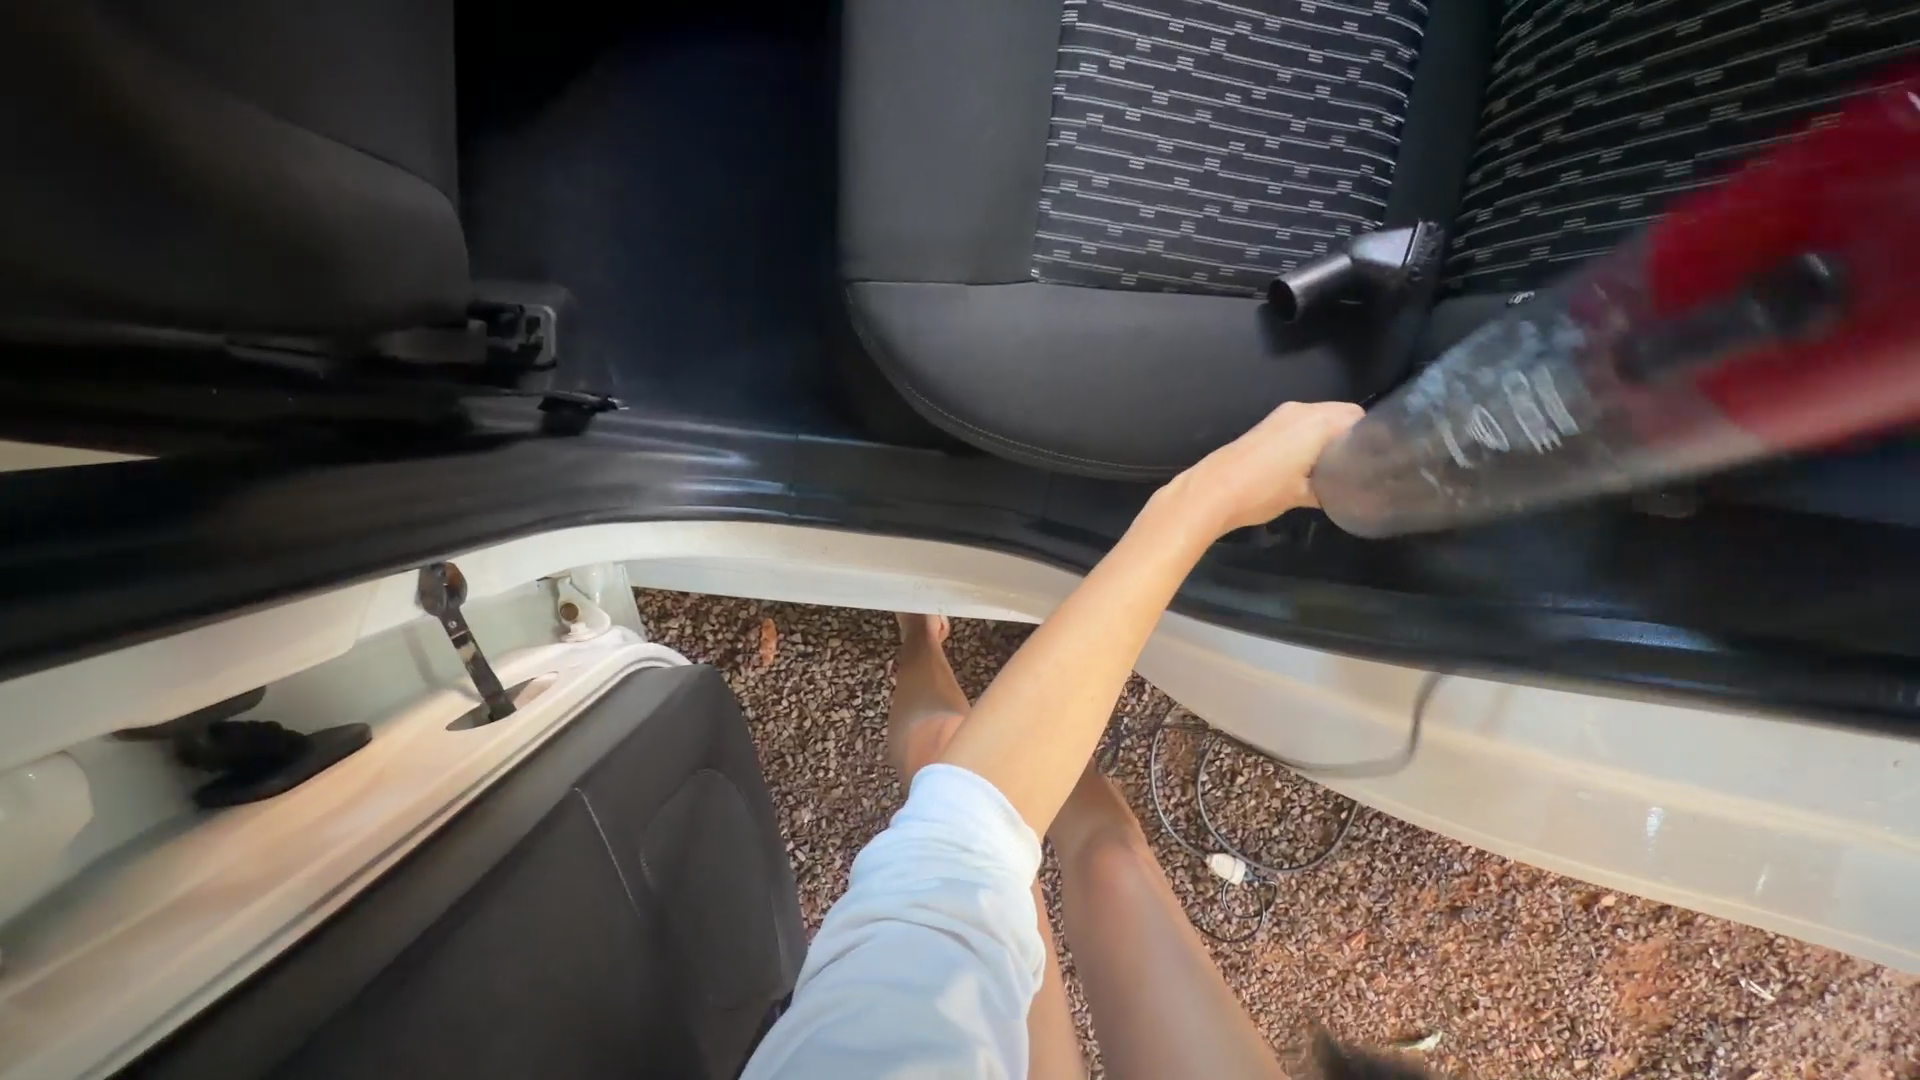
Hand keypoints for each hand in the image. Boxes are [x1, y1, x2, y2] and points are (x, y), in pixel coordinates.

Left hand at [1162, 400, 1364, 535]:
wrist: (1211, 492)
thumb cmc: (1262, 491)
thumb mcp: (1304, 495)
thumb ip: (1332, 488)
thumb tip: (1346, 491)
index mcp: (1317, 420)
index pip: (1360, 419)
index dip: (1371, 438)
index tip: (1377, 460)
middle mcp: (1300, 410)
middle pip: (1340, 417)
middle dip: (1350, 439)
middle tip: (1358, 468)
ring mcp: (1279, 417)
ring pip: (1318, 422)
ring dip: (1327, 440)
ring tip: (1336, 470)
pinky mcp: (1264, 428)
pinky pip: (1298, 428)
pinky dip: (1308, 441)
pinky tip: (1309, 467)